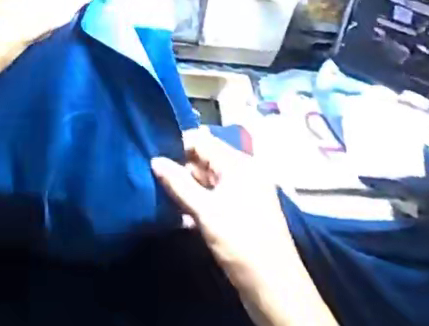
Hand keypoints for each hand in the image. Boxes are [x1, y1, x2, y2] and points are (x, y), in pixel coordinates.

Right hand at [151, 131, 306, 298]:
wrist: (275, 288)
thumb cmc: (240, 242)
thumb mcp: (206, 212)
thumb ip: (179, 184)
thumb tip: (155, 160)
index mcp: (238, 163)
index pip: (201, 141)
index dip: (177, 146)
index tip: (153, 156)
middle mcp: (243, 171)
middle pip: (205, 159)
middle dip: (181, 169)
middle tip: (154, 180)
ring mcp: (245, 193)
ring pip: (209, 181)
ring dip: (188, 189)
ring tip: (163, 198)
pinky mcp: (243, 213)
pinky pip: (216, 198)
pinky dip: (200, 204)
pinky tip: (182, 217)